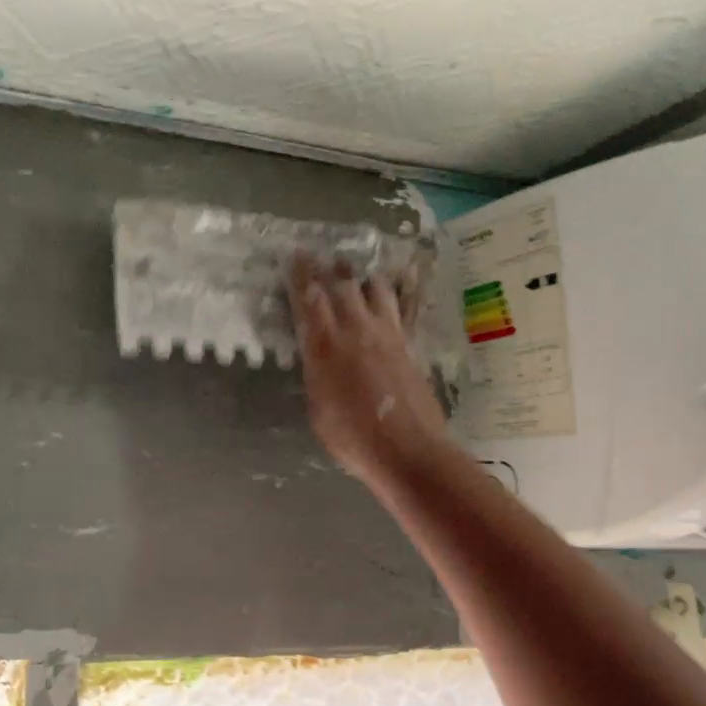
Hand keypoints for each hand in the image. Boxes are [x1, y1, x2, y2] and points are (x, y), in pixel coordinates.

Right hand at [288, 253, 449, 485]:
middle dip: (331, 268)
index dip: (301, 274)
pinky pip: (401, 310)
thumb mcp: (318, 408)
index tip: (295, 254)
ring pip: (377, 290)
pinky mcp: (409, 346)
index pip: (309, 298)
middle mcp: (357, 331)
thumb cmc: (352, 438)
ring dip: (364, 279)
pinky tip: (396, 290)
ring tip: (358, 275)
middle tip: (324, 257)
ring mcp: (388, 335)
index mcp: (325, 346)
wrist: (409, 451)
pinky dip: (394, 295)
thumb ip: (317, 375)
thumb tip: (318, 361)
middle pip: (344, 286)